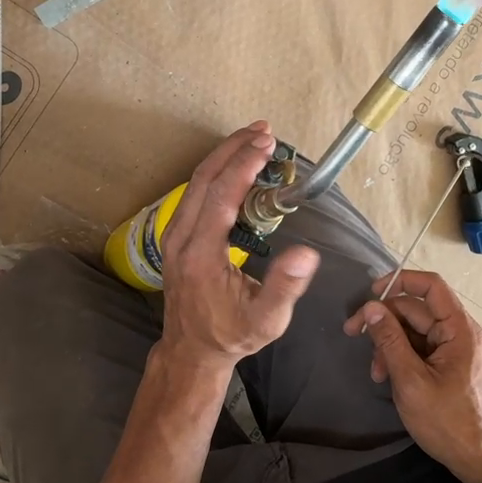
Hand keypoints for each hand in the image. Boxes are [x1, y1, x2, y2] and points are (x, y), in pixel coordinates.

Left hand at [157, 122, 319, 376]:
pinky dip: (216, 171)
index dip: (243, 166)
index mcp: (200, 253)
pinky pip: (195, 192)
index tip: (266, 144)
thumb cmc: (231, 335)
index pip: (221, 196)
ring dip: (224, 156)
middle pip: (204, 178)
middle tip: (264, 131)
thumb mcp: (264, 320)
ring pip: (196, 182)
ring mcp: (174, 233)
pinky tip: (237, 166)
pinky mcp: (176, 234)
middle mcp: (181, 236)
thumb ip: (284, 287)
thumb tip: (307, 254)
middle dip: (233, 149)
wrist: (190, 351)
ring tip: (254, 139)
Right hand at [343, 269, 481, 482]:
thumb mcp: (411, 382)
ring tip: (375, 372)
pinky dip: (401, 356)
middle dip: (384, 321)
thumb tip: (371, 307)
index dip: (400, 280)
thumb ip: (390, 341)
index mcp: (459, 330)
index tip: (370, 292)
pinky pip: (421, 348)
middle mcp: (461, 333)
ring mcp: (456, 350)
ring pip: (415, 330)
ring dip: (390, 344)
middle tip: (352, 334)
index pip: (431, 286)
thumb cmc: (449, 422)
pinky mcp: (451, 365)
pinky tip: (386, 376)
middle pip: (416, 310)